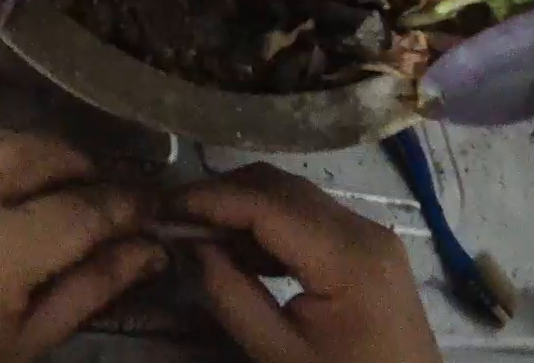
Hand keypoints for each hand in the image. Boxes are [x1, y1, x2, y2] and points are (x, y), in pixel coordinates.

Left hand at [0, 131, 165, 362]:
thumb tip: (149, 249)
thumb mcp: (22, 344)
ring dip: (37, 154)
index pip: (82, 209)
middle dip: (81, 166)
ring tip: (56, 179)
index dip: (124, 205)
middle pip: (42, 153)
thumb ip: (89, 289)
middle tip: (102, 188)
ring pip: (1, 138)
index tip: (148, 205)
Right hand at [174, 163, 439, 362]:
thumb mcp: (280, 358)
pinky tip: (240, 246)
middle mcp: (363, 227)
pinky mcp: (367, 246)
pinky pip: (307, 215)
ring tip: (198, 229)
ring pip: (291, 194)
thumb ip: (230, 295)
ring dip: (242, 204)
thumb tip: (189, 241)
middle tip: (174, 215)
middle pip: (279, 187)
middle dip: (222, 194)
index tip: (163, 205)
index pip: (266, 203)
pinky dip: (268, 220)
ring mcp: (370, 233)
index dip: (210, 198)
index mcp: (349, 256)